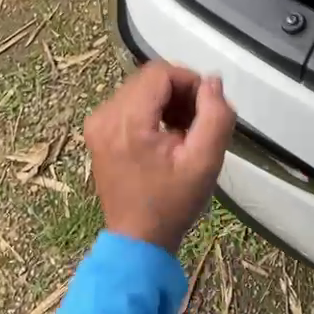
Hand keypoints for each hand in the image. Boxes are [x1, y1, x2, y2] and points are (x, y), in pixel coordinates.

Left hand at [85, 62, 235, 252]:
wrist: (139, 240)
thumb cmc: (173, 202)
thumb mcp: (206, 160)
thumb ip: (216, 114)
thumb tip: (211, 81)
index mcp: (127, 122)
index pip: (161, 73)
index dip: (190, 82)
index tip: (207, 109)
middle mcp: (104, 116)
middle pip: (150, 78)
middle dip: (180, 92)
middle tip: (198, 123)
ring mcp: (97, 123)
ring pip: (142, 88)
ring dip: (168, 101)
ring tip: (185, 131)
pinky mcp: (98, 131)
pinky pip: (131, 101)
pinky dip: (153, 110)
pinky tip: (167, 134)